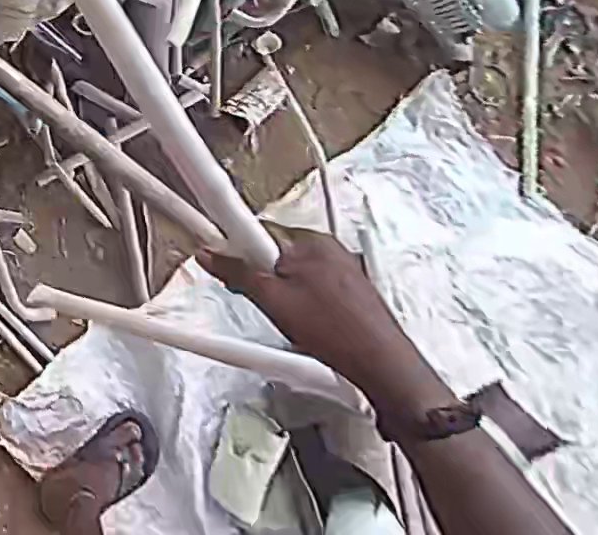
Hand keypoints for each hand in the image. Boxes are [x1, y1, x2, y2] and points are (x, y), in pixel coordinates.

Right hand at [200, 229, 456, 420]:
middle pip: (271, 247)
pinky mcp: (349, 285)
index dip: (232, 239)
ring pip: (290, 266)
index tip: (211, 235)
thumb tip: (212, 256)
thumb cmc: (340, 336)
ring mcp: (340, 265)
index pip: (255, 227)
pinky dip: (300, 295)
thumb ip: (237, 273)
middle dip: (258, 269)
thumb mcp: (273, 302)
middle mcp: (326, 246)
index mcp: (308, 240)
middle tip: (260, 295)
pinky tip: (305, 320)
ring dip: (280, 285)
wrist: (386, 371)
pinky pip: (310, 280)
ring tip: (289, 315)